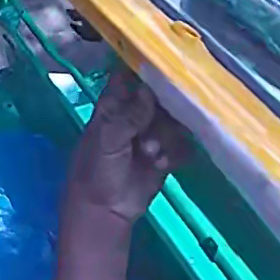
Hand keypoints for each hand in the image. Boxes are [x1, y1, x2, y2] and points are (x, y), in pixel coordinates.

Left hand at [64, 70, 189, 235]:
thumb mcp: (107, 140)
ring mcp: (151, 134)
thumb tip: (148, 90)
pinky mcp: (166, 154)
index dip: (145, 68)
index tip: (165, 68)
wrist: (105, 211)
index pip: (129, 76)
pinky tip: (163, 164)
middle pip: (160, 97)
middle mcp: (135, 115)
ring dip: (167, 136)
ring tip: (152, 154)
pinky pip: (182, 144)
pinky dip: (176, 153)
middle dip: (163, 110)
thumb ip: (128, 115)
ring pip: (174, 120)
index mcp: (114, 105)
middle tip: (153, 129)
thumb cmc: (97, 172)